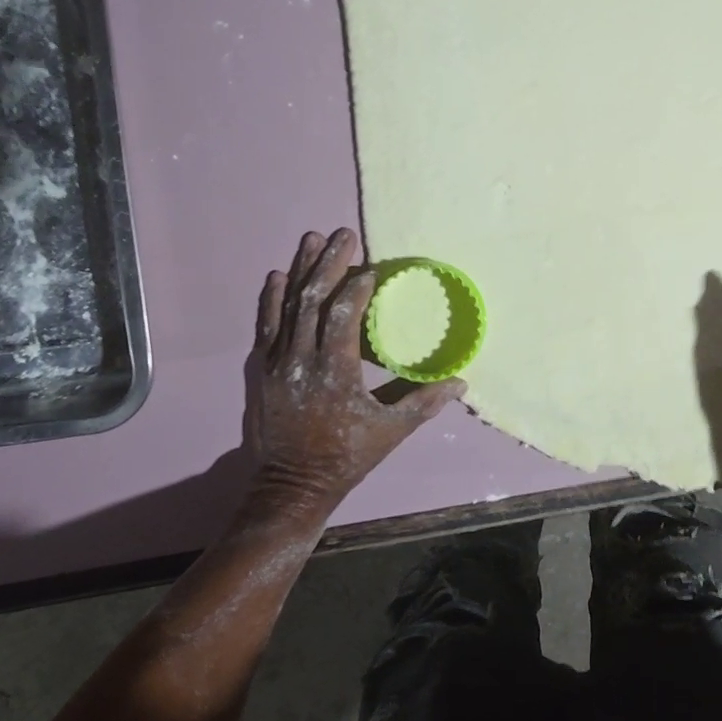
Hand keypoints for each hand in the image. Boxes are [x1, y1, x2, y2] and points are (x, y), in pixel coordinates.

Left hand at [242, 228, 466, 518]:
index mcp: (335, 371)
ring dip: (300, 270)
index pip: (343, 315)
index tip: (370, 266)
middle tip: (343, 234)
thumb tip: (461, 381)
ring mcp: (276, 363)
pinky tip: (278, 276)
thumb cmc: (346, 457)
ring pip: (287, 306)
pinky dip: (270, 298)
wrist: (289, 486)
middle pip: (313, 299)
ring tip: (311, 239)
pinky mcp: (260, 370)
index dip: (357, 286)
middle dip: (329, 263)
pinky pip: (265, 325)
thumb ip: (424, 403)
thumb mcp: (390, 433)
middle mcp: (301, 359)